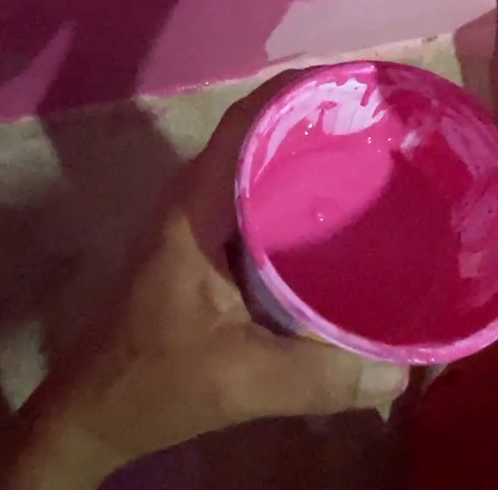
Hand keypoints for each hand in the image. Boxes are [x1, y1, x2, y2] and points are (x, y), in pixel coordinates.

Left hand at [7, 73, 409, 488]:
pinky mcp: (208, 234)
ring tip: (372, 151)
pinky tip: (339, 204)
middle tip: (383, 123)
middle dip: (319, 115)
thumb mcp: (240, 382)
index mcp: (199, 204)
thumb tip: (400, 371)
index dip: (300, 89)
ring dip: (308, 146)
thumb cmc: (157, 379)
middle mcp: (198, 192)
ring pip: (260, 155)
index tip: (357, 88)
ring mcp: (200, 211)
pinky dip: (297, 181)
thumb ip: (317, 376)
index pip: (249, 117)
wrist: (97, 409)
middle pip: (262, 127)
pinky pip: (259, 186)